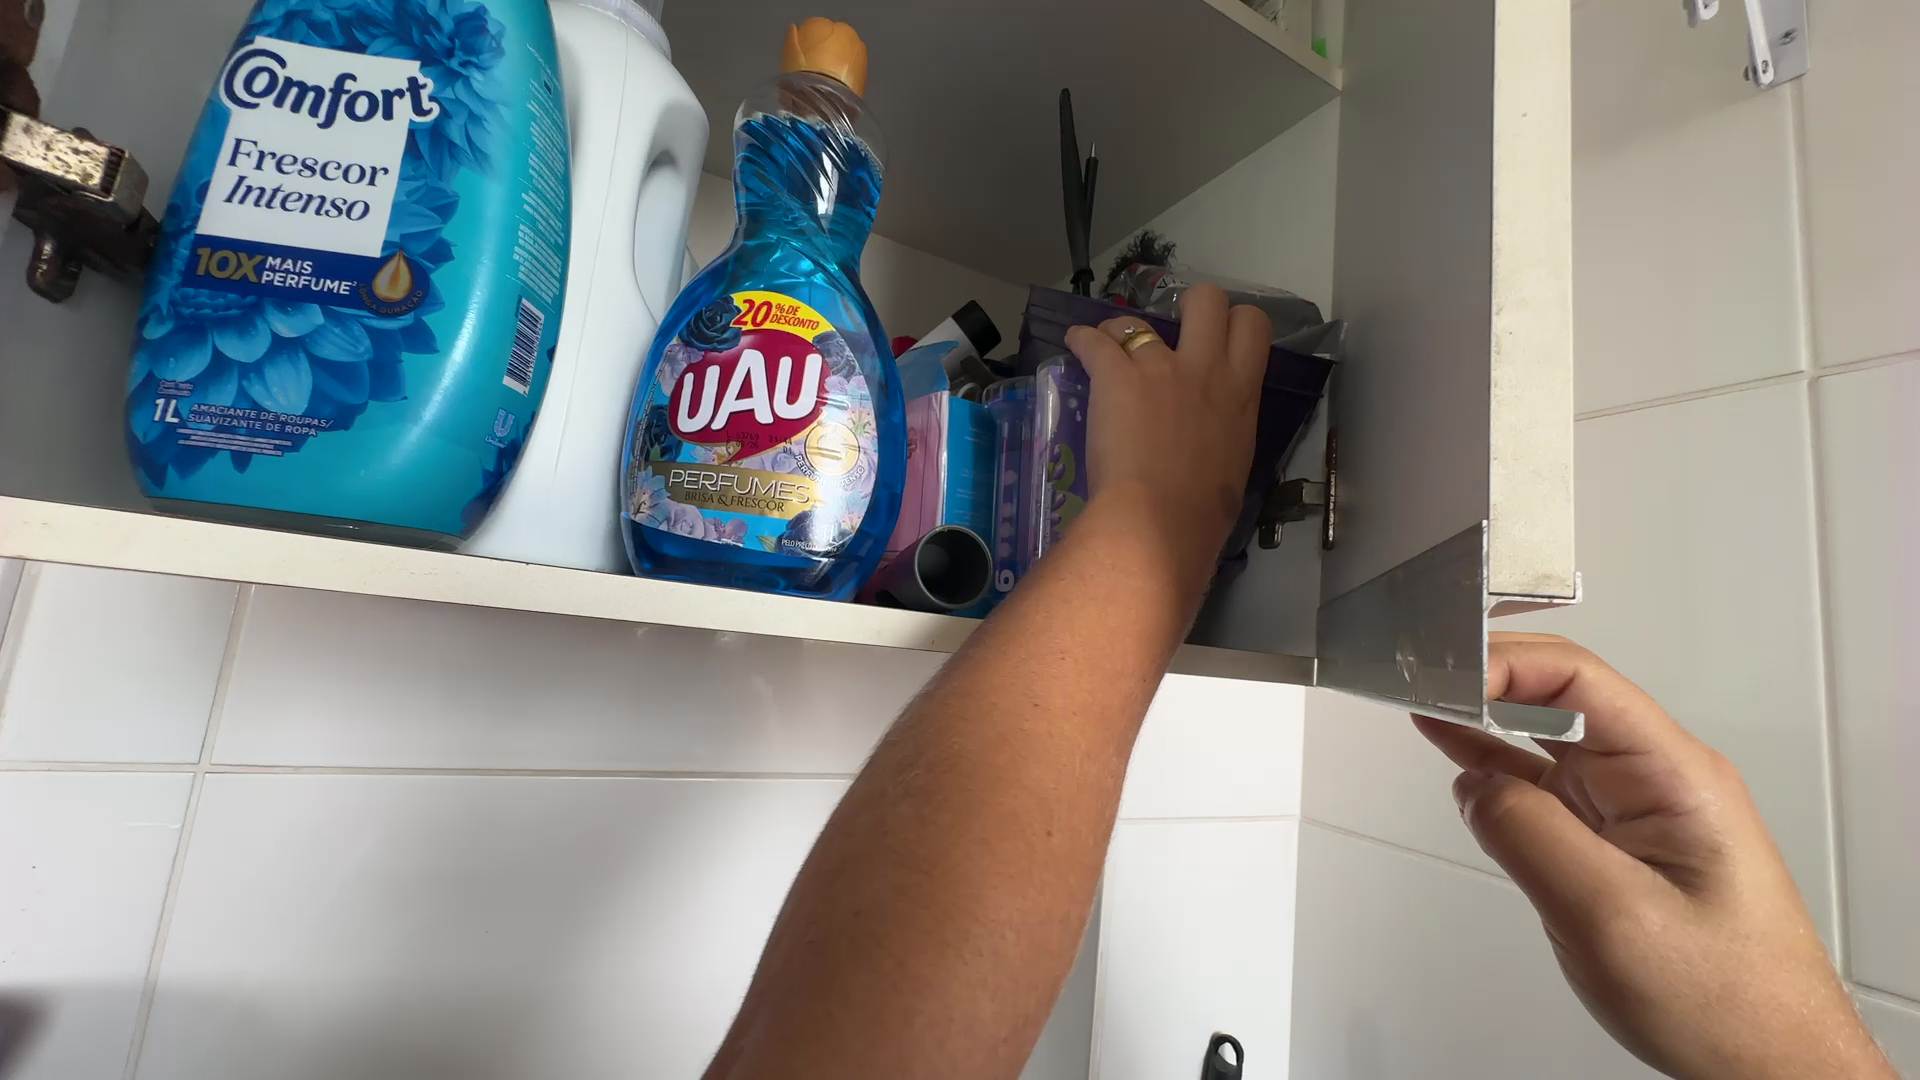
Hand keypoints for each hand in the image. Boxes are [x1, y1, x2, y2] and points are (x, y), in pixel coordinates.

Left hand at [1063, 283, 1270, 590]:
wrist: (1160, 518)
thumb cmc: (1201, 513)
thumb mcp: (1233, 466)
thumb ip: (1226, 439)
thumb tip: (1215, 447)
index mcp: (1241, 395)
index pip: (1253, 327)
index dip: (1234, 322)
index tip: (1217, 338)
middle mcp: (1205, 370)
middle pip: (1210, 301)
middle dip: (1192, 305)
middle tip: (1174, 328)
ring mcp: (1160, 369)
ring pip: (1141, 320)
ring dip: (1123, 328)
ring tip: (1110, 344)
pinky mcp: (1117, 376)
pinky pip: (1095, 342)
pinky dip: (1083, 340)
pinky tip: (1075, 343)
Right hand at [1415, 634, 1895, 1079]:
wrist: (1762, 1070)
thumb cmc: (1723, 1002)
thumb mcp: (1609, 911)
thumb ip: (1527, 830)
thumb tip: (1472, 783)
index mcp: (1672, 774)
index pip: (1576, 679)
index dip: (1503, 664)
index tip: (1443, 676)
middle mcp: (1646, 774)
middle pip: (1551, 689)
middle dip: (1482, 674)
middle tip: (1418, 674)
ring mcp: (1618, 799)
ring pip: (1533, 726)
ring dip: (1474, 707)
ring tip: (1416, 692)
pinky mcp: (1592, 826)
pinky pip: (1524, 770)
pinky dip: (1477, 749)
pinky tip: (1442, 733)